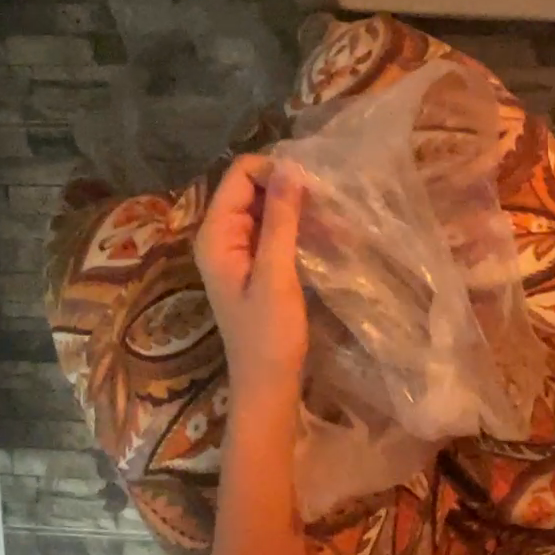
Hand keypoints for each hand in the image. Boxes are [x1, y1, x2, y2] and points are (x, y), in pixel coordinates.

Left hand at [197, 155, 308, 403]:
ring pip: (268, 209)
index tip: (314, 186)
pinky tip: (330, 238)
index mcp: (216, 234)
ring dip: (300, 210)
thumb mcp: (276, 274)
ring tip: (338, 223)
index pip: (240, 175)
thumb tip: (291, 167)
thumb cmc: (269, 335)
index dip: (275, 171)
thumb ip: (281, 219)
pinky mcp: (254, 264)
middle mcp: (221, 235)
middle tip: (332, 205)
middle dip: (291, 190)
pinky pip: (274, 231)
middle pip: (254, 188)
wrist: (266, 387)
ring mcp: (237, 250)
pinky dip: (299, 229)